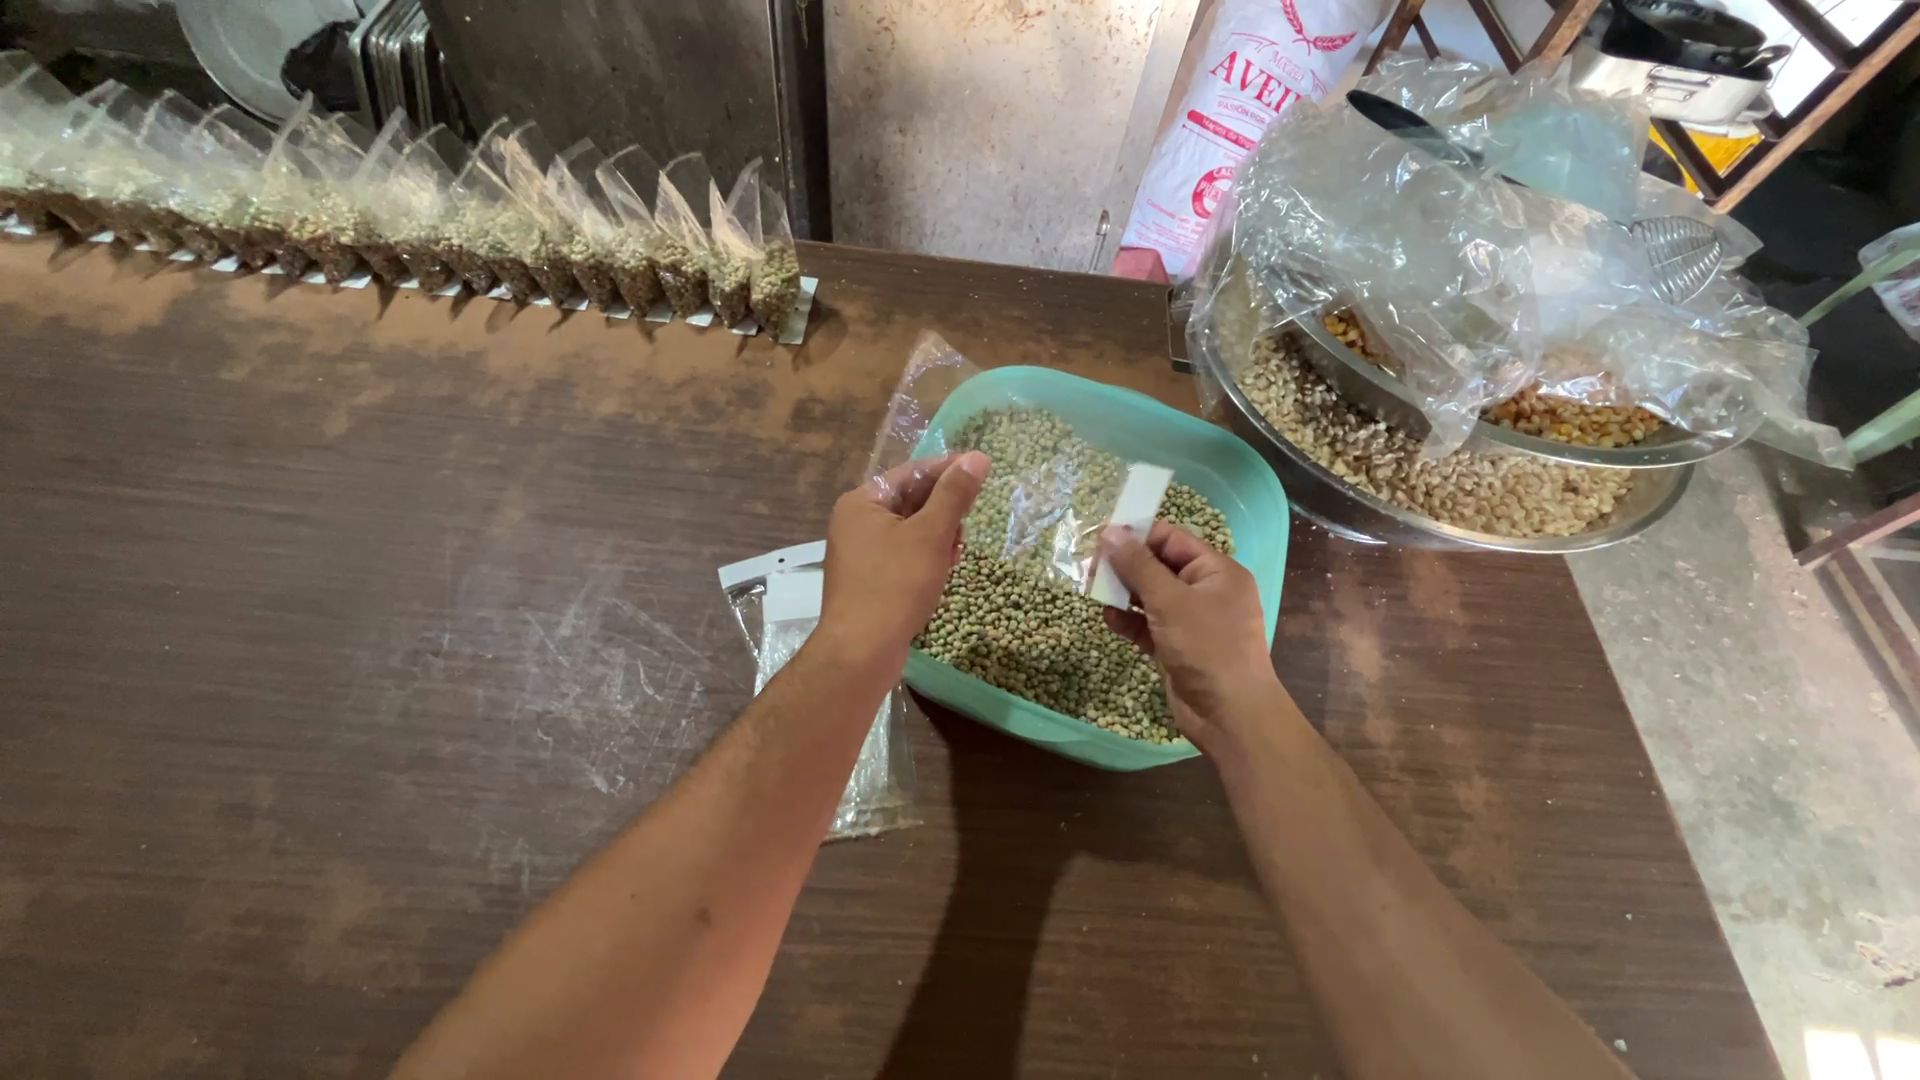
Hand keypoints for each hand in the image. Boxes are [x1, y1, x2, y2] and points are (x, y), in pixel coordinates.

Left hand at [817, 451, 990, 670]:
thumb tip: (977, 457)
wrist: (861, 651)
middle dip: (944, 510)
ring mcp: (861, 553)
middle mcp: (856, 522)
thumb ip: (954, 494)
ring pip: (910, 530)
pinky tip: (943, 570)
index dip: (948, 470)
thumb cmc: (895, 585)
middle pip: (911, 501)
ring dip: (938, 536)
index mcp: (862, 502)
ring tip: (956, 552)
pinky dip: (926, 557)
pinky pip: (904, 556)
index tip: (982, 470)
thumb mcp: (930, 534)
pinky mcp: (870, 580)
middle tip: (968, 522)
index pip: (912, 473)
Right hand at [1099, 521, 1284, 749]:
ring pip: (1151, 597)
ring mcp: (1192, 621)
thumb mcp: (1170, 601)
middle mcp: (1206, 591)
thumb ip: (1138, 566)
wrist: (1229, 714)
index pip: (1173, 539)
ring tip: (1092, 589)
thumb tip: (1111, 532)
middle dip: (1126, 565)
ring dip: (1123, 593)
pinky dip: (1129, 620)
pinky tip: (1107, 618)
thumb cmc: (1206, 647)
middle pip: (1159, 566)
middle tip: (1090, 565)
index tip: (1102, 536)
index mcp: (1217, 571)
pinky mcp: (1177, 647)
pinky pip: (1149, 625)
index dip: (1138, 535)